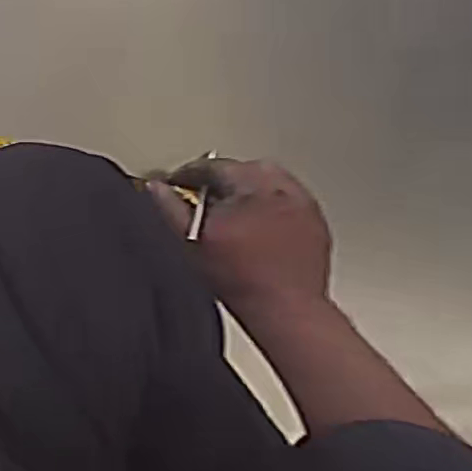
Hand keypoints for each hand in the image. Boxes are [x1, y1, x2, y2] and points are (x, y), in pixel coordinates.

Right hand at [146, 158, 331, 312]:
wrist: (282, 305)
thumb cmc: (236, 276)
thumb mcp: (188, 240)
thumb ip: (170, 208)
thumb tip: (156, 187)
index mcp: (250, 190)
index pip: (214, 166)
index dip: (187, 174)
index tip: (175, 183)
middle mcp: (282, 191)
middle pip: (245, 168)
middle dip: (220, 177)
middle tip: (199, 194)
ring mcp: (303, 205)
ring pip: (269, 179)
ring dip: (245, 187)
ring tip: (227, 207)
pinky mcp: (315, 220)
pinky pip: (287, 196)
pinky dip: (267, 201)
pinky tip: (253, 221)